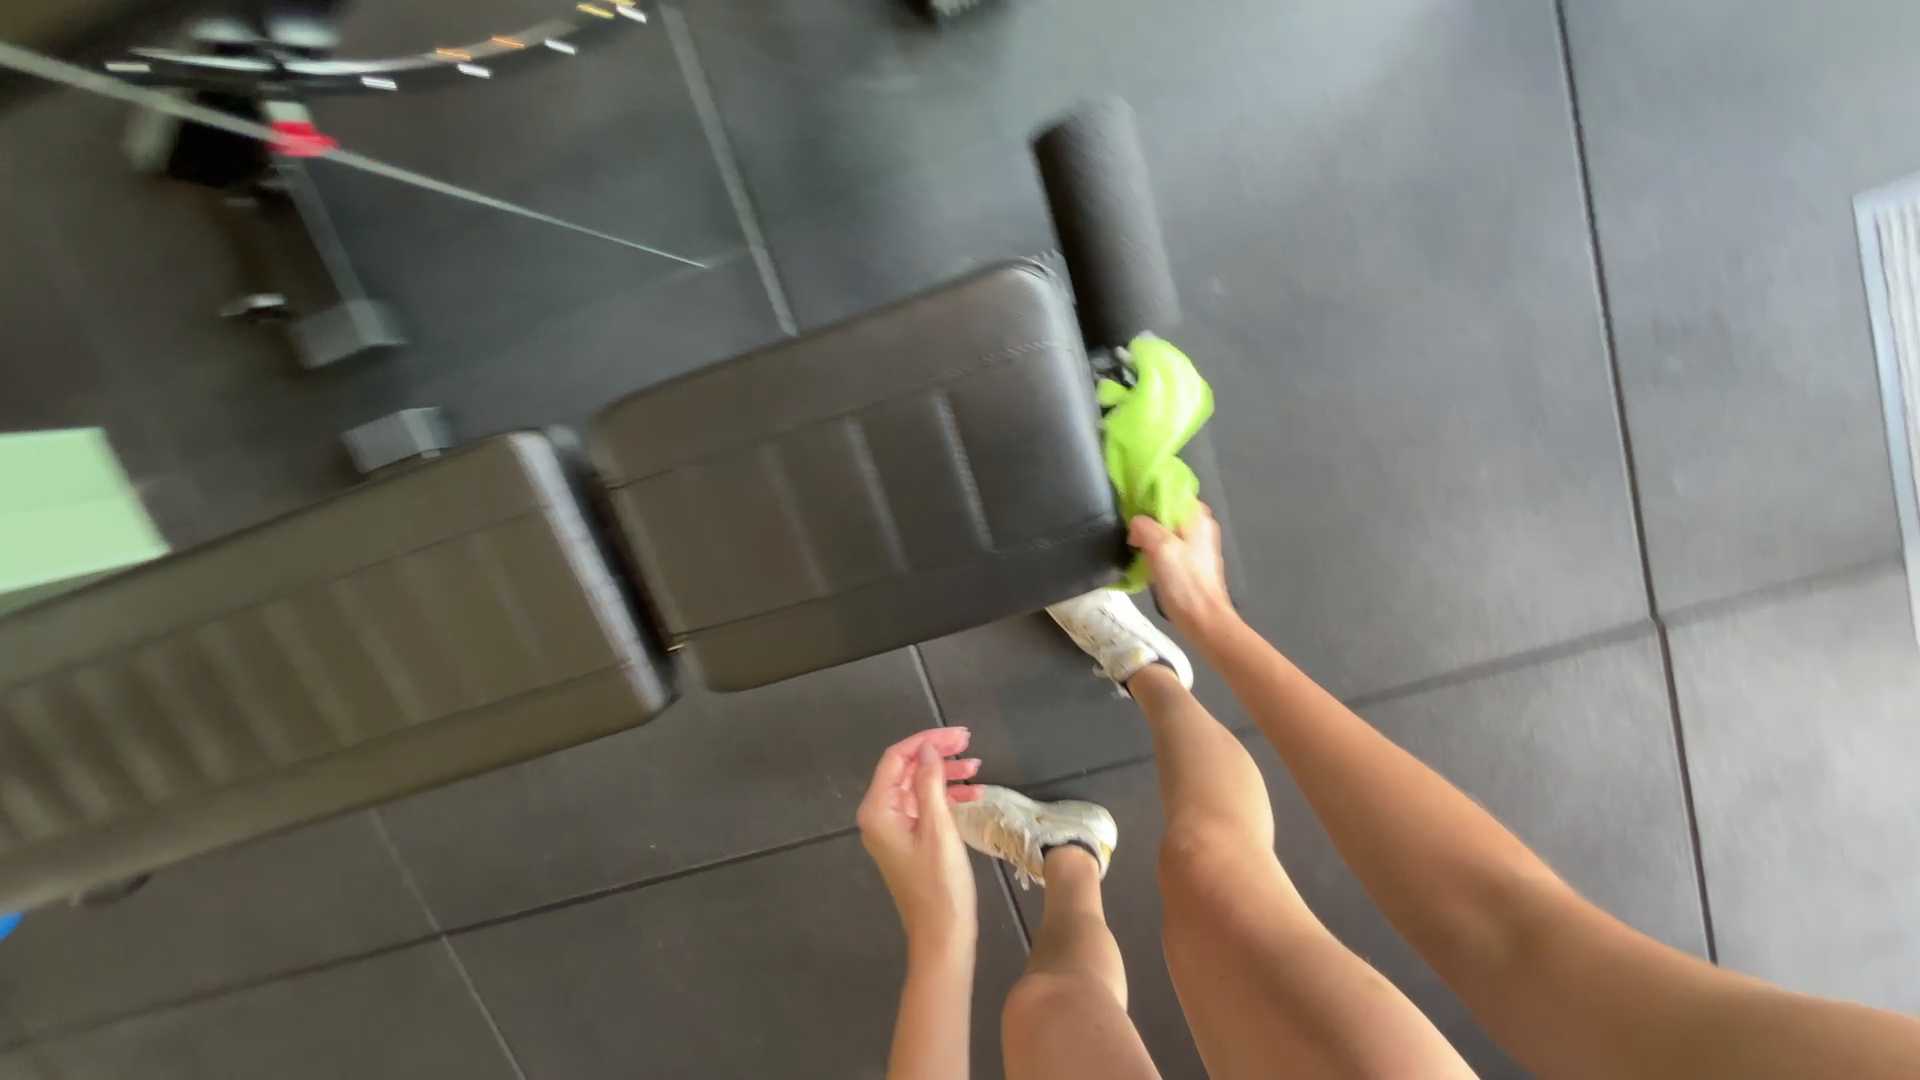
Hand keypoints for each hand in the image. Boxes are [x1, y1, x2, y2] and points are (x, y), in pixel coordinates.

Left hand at [857, 728, 983, 953]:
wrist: (941, 938)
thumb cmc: (939, 884)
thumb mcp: (938, 828)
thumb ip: (930, 782)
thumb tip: (927, 747)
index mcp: (877, 810)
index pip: (897, 758)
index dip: (927, 740)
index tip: (960, 735)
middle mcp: (879, 816)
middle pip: (907, 769)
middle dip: (938, 754)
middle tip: (970, 744)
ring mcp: (893, 830)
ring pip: (918, 786)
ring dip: (946, 774)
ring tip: (977, 768)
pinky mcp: (909, 841)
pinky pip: (925, 807)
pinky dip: (947, 797)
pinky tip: (974, 794)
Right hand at [1130, 502, 1236, 640]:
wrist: (1203, 620)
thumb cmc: (1184, 582)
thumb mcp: (1160, 547)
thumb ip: (1144, 527)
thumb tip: (1136, 527)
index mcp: (1197, 516)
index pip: (1171, 491)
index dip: (1149, 494)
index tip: (1129, 503)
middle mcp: (1200, 525)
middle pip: (1167, 510)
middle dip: (1147, 516)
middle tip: (1128, 526)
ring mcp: (1196, 544)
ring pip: (1166, 528)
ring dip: (1149, 533)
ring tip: (1132, 541)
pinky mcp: (1190, 561)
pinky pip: (1168, 545)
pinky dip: (1154, 547)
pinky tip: (1144, 558)